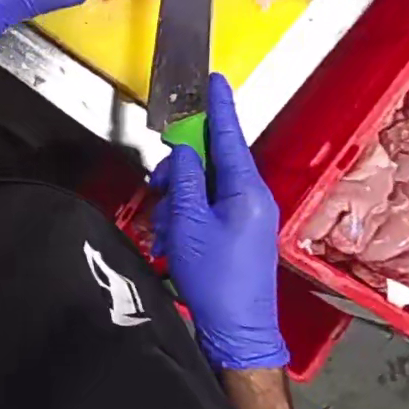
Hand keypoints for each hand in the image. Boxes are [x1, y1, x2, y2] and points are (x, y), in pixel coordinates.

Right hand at [149, 74, 290, 370]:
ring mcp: (246, 217)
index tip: (215, 81)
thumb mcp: (190, 223)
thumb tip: (185, 150)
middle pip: (209, 164)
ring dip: (177, 205)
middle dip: (178, 174)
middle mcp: (251, 198)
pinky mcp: (236, 234)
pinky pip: (205, 212)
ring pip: (202, 190)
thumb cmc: (216, 278)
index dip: (219, 108)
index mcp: (246, 190)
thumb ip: (185, 181)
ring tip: (168, 233)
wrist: (237, 327)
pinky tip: (174, 243)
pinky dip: (185, 222)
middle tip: (157, 188)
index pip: (229, 137)